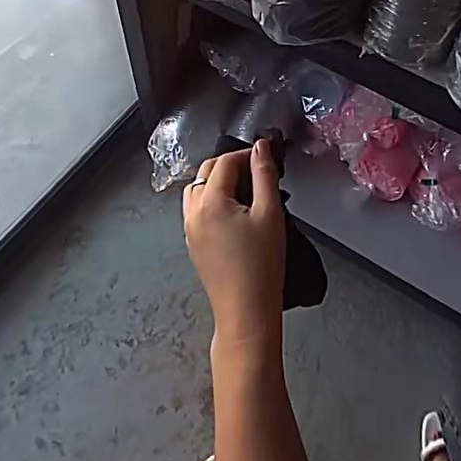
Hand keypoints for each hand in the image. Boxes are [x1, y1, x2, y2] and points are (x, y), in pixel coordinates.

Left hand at [182, 141, 285, 345]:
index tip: (264, 155)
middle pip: (206, 172)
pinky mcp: (194, 244)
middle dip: (230, 165)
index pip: (224, 162)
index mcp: (209, 202)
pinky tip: (234, 212)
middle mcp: (193, 213)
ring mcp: (190, 229)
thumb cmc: (260, 268)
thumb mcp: (270, 213)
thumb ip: (265, 175)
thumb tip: (260, 148)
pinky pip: (197, 210)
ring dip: (217, 182)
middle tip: (257, 169)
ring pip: (197, 190)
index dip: (245, 154)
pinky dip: (212, 201)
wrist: (246, 311)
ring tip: (246, 189)